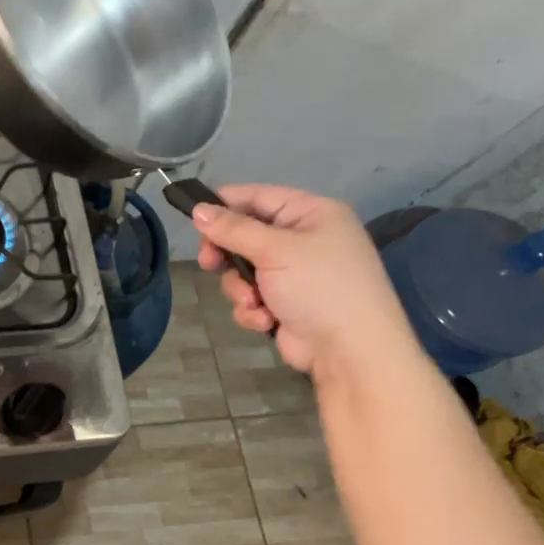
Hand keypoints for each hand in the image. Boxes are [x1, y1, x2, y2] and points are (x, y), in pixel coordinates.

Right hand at [192, 184, 417, 378]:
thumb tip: (197, 210)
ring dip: (241, 289)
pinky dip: (253, 309)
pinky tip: (266, 320)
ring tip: (254, 302)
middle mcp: (303, 239)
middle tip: (210, 264)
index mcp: (311, 213)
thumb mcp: (275, 250)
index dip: (224, 205)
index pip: (257, 197)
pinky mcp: (284, 303)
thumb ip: (233, 229)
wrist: (349, 348)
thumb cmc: (319, 286)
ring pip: (242, 271)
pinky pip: (251, 297)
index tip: (194, 220)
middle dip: (228, 255)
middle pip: (244, 235)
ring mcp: (293, 273)